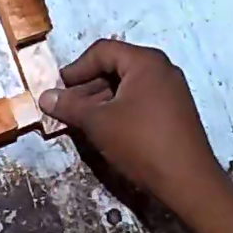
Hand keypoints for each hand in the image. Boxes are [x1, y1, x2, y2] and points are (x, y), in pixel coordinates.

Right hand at [39, 39, 230, 212]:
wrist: (187, 181)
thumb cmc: (141, 143)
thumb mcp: (98, 123)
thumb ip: (69, 106)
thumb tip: (44, 97)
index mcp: (145, 62)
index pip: (102, 51)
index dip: (75, 68)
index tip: (56, 89)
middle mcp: (162, 69)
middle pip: (115, 67)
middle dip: (86, 87)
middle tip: (65, 107)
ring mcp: (172, 90)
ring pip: (127, 87)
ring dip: (100, 101)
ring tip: (79, 122)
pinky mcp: (176, 111)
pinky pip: (141, 101)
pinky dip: (119, 110)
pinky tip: (105, 129)